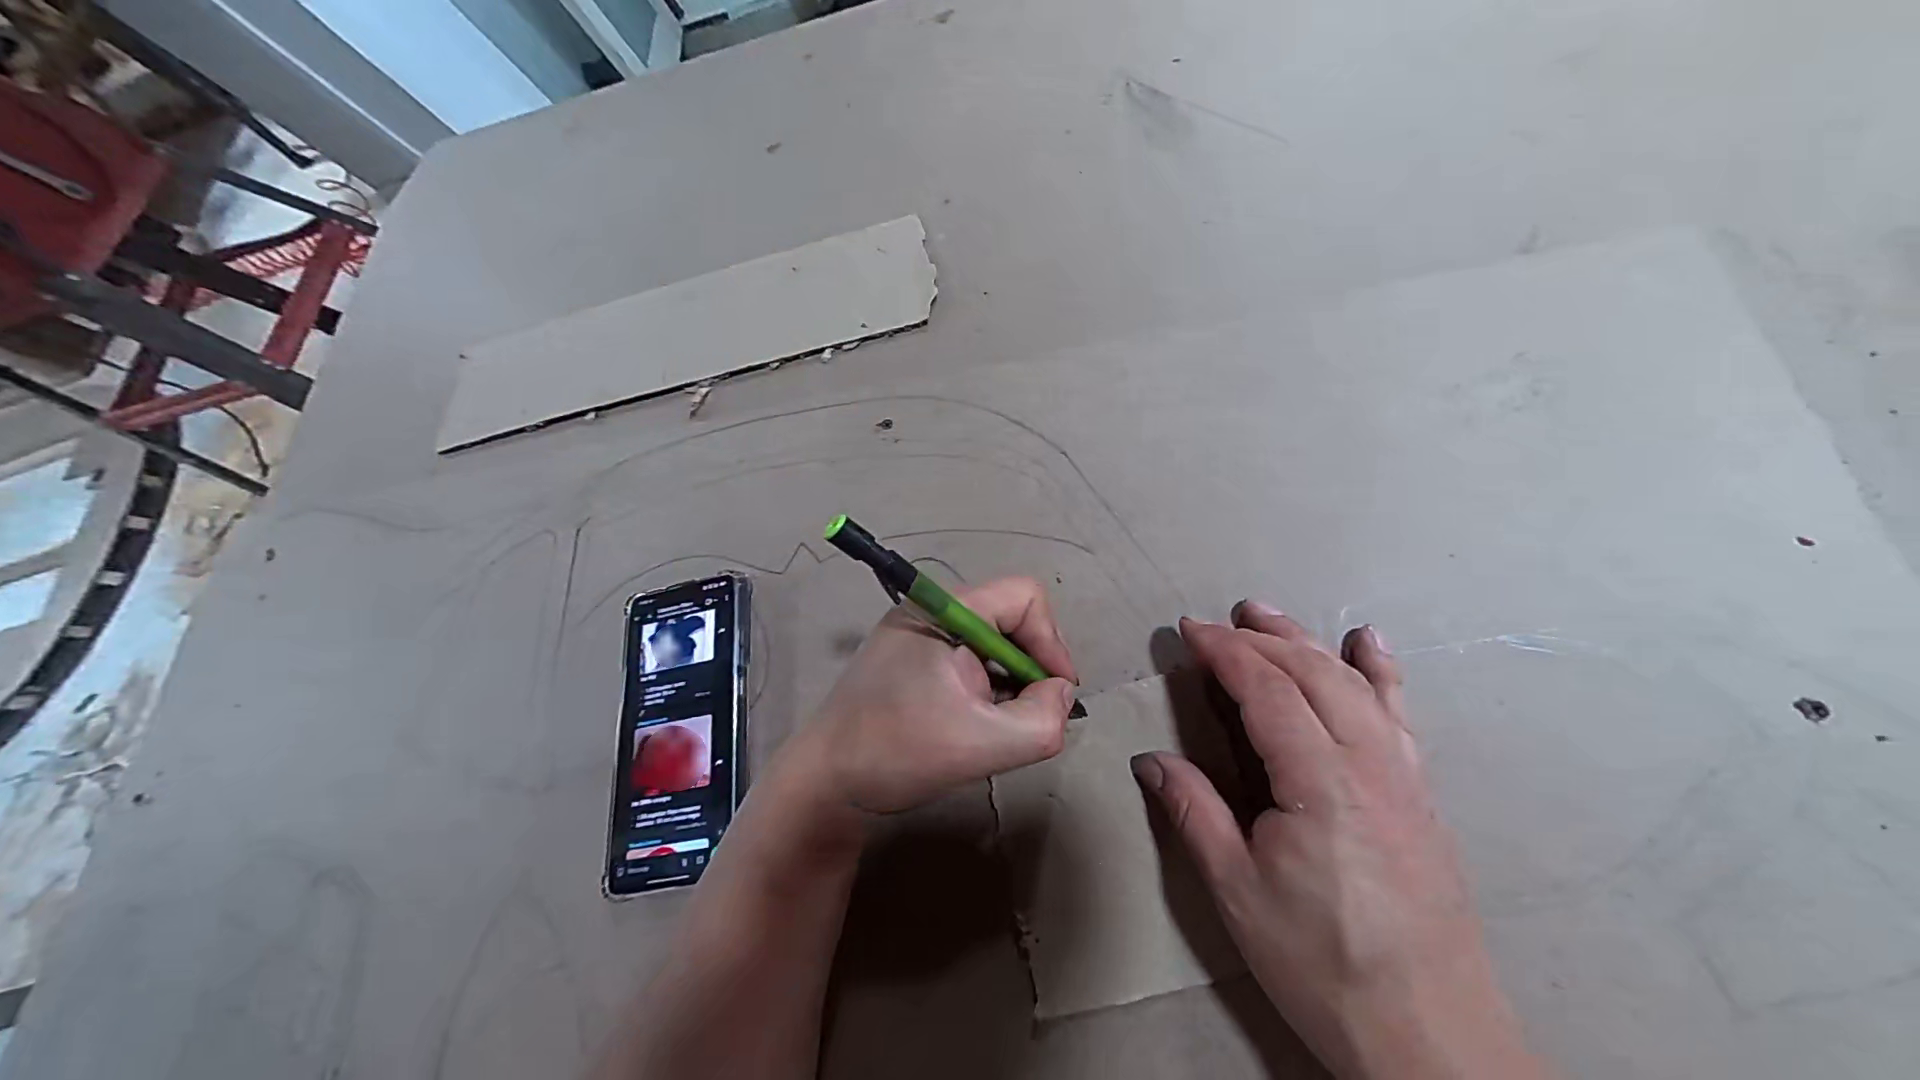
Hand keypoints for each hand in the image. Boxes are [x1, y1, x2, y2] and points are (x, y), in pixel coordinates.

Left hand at [801, 576, 1079, 814]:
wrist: (824, 783)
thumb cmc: (896, 753)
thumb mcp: (983, 743)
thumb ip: (1042, 720)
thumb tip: (1060, 695)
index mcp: (944, 612)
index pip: (1024, 597)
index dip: (1050, 642)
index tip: (1054, 693)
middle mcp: (932, 613)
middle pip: (1010, 619)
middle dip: (1031, 668)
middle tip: (1029, 717)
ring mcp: (919, 637)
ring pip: (992, 645)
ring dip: (1009, 685)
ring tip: (999, 729)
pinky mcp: (913, 663)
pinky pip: (969, 663)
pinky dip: (987, 692)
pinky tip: (975, 727)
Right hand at [1133, 602, 1546, 1079]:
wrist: (1433, 1038)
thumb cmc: (1322, 965)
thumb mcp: (1238, 891)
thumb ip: (1194, 812)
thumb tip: (1150, 761)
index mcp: (1321, 784)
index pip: (1267, 692)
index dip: (1225, 653)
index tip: (1190, 629)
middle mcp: (1370, 765)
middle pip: (1311, 675)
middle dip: (1261, 637)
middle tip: (1219, 620)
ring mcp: (1405, 777)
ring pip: (1355, 685)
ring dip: (1308, 642)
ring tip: (1270, 615)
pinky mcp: (1421, 795)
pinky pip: (1400, 716)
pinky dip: (1380, 672)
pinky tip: (1369, 644)